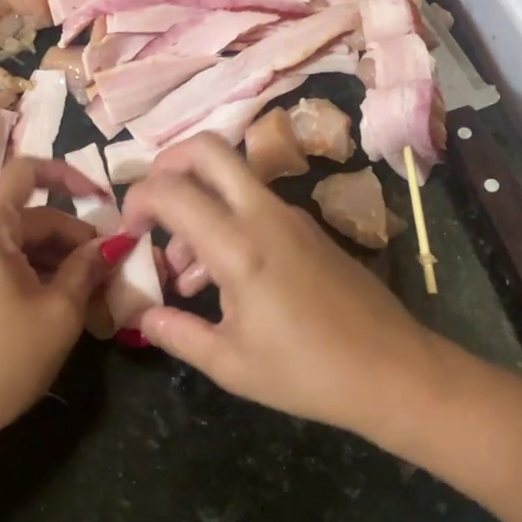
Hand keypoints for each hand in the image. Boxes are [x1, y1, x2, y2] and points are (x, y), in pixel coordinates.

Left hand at [0, 158, 113, 494]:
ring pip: (15, 242)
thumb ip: (87, 268)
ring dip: (55, 259)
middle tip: (111, 269)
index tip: (102, 198)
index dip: (69, 175)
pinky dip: (31, 273)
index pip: (27, 171)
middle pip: (28, 215)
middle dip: (72, 236)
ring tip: (92, 293)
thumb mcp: (57, 314)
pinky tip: (57, 304)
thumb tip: (114, 243)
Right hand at [125, 134, 447, 442]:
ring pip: (230, 175)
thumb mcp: (231, 365)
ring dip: (196, 199)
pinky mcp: (306, 226)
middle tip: (150, 206)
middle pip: (207, 148)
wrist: (394, 372)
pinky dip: (224, 217)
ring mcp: (289, 215)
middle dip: (167, 164)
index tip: (127, 231)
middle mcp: (263, 214)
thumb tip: (140, 316)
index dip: (137, 200)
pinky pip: (253, 201)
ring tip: (182, 266)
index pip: (172, 191)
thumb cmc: (308, 373)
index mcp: (239, 246)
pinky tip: (221, 277)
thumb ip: (178, 334)